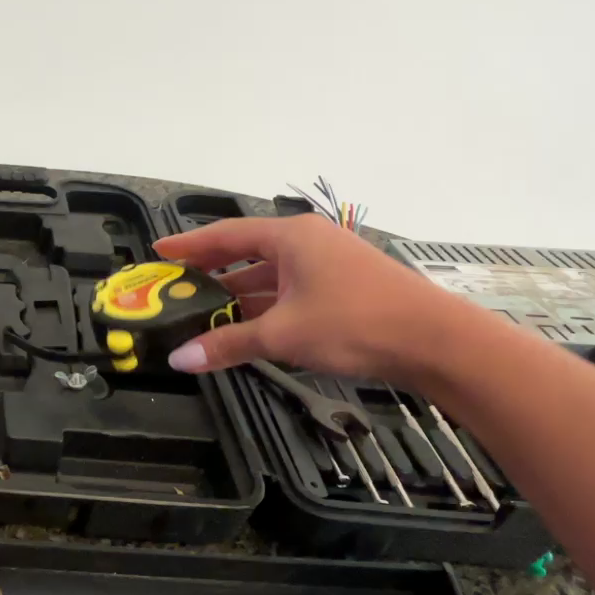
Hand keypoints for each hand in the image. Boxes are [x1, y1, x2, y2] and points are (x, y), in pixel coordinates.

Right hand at [153, 214, 476, 381]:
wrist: (436, 342)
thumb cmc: (355, 323)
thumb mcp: (282, 335)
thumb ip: (227, 344)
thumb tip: (179, 358)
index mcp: (291, 237)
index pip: (225, 235)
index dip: (188, 244)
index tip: (159, 251)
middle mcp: (307, 242)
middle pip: (245, 252)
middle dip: (210, 271)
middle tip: (175, 286)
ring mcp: (327, 264)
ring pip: (268, 275)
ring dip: (236, 293)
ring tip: (200, 311)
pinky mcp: (341, 287)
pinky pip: (288, 290)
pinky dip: (263, 306)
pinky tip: (244, 326)